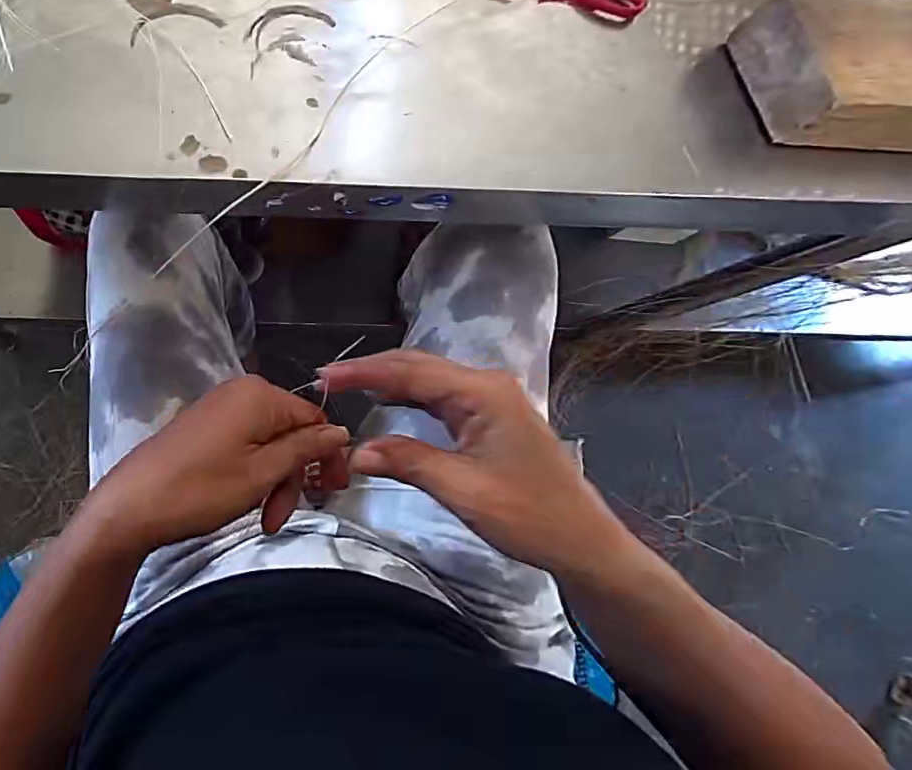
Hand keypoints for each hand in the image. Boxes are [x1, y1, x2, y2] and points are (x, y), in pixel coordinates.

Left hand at [77, 376, 350, 556]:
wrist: (133, 503)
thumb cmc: (201, 488)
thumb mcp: (262, 473)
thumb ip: (304, 449)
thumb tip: (339, 433)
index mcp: (258, 395)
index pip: (314, 418)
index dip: (328, 456)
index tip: (332, 493)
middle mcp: (240, 392)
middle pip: (292, 432)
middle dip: (295, 476)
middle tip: (285, 514)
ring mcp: (220, 409)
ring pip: (269, 444)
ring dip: (275, 483)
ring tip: (265, 519)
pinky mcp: (206, 427)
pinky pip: (245, 446)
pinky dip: (254, 475)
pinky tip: (249, 505)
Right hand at [316, 349, 635, 578]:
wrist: (587, 546)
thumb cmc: (532, 518)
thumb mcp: (463, 491)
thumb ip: (406, 461)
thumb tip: (355, 451)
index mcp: (482, 393)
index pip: (408, 373)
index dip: (362, 373)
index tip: (324, 376)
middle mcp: (485, 384)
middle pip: (415, 365)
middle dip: (368, 369)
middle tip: (326, 378)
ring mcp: (489, 396)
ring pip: (424, 375)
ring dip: (384, 378)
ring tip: (344, 384)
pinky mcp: (487, 412)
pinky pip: (435, 392)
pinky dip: (404, 392)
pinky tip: (383, 397)